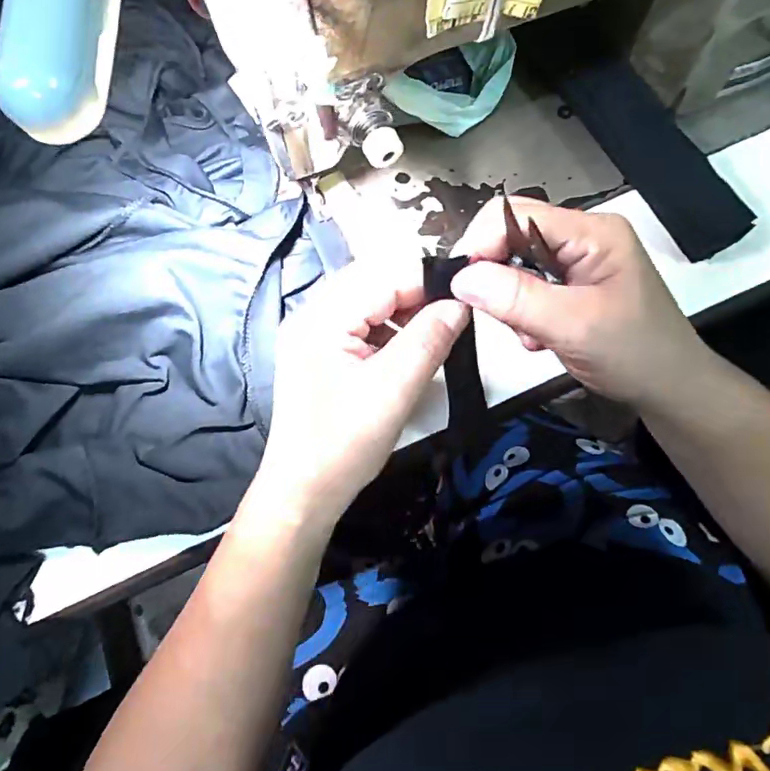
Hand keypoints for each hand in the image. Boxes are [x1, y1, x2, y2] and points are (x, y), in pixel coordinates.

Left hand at [246, 258, 469, 535]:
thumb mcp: (394, 389)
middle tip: (453, 317)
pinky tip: (405, 352)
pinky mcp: (318, 354)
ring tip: (433, 336)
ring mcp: (311, 335)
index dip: (426, 282)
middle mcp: (310, 315)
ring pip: (367, 303)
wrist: (302, 494)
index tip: (467, 296)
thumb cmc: (344, 445)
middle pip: (372, 283)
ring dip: (402, 313)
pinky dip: (387, 331)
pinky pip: (359, 326)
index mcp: (321, 318)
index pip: (382, 276)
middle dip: (414, 295)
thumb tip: (460, 303)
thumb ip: (429, 339)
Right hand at [450, 197, 705, 409]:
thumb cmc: (634, 355)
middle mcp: (583, 236)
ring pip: (515, 262)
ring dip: (510, 300)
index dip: (482, 243)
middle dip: (496, 275)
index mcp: (592, 231)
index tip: (463, 285)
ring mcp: (578, 259)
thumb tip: (462, 277)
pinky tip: (539, 337)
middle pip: (512, 235)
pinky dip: (522, 312)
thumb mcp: (572, 326)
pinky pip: (527, 285)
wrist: (670, 389)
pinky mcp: (571, 283)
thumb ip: (516, 298)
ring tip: (530, 333)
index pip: (515, 214)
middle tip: (498, 314)